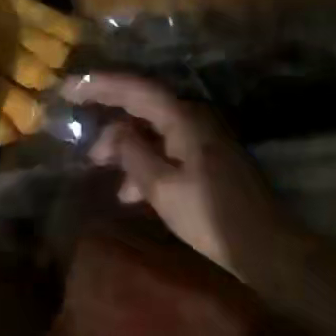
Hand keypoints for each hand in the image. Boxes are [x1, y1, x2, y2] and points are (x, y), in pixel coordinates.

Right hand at [65, 72, 298, 282]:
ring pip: (151, 131)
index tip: (67, 89)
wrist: (268, 249)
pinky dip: (143, 162)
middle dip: (109, 125)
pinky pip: (164, 148)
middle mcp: (193, 120)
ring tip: (103, 172)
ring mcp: (202, 139)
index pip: (133, 88)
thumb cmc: (210, 215)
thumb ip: (132, 152)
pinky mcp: (206, 159)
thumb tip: (115, 133)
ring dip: (125, 149)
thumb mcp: (161, 186)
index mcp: (183, 119)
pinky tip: (130, 191)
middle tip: (86, 147)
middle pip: (141, 108)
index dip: (97, 85)